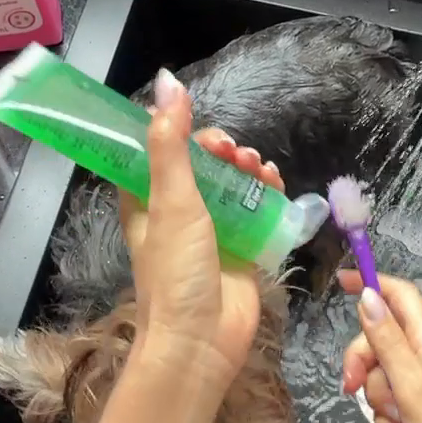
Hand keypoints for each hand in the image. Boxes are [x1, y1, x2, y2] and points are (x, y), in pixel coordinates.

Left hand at [120, 69, 284, 396]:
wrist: (203, 341)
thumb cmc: (178, 271)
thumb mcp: (170, 201)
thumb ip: (169, 143)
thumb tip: (166, 81)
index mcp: (146, 202)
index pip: (159, 152)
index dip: (180, 134)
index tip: (201, 132)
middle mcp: (178, 213)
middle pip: (202, 165)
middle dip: (222, 151)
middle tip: (235, 154)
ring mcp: (212, 232)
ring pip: (232, 185)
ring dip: (247, 169)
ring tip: (259, 169)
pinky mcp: (242, 248)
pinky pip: (256, 210)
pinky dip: (266, 193)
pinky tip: (274, 184)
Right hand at [339, 272, 421, 422]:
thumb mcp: (413, 384)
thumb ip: (388, 340)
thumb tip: (368, 295)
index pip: (398, 294)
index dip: (371, 283)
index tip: (340, 282)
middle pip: (380, 339)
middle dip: (363, 363)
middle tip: (352, 388)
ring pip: (383, 375)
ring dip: (380, 399)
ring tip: (400, 421)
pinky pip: (394, 402)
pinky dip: (392, 418)